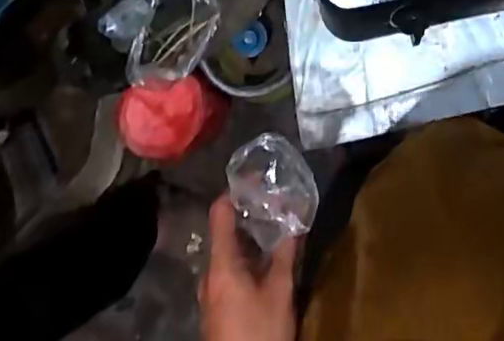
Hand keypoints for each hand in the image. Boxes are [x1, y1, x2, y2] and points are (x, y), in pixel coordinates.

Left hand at [200, 195, 299, 340]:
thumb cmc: (260, 332)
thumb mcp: (280, 293)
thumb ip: (284, 254)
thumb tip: (293, 218)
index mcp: (220, 264)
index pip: (219, 212)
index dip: (236, 191)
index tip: (256, 179)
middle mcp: (209, 274)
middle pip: (224, 232)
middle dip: (248, 215)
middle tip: (272, 202)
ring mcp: (210, 293)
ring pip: (227, 253)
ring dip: (249, 239)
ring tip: (273, 227)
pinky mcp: (217, 308)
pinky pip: (228, 271)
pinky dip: (245, 258)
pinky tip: (265, 260)